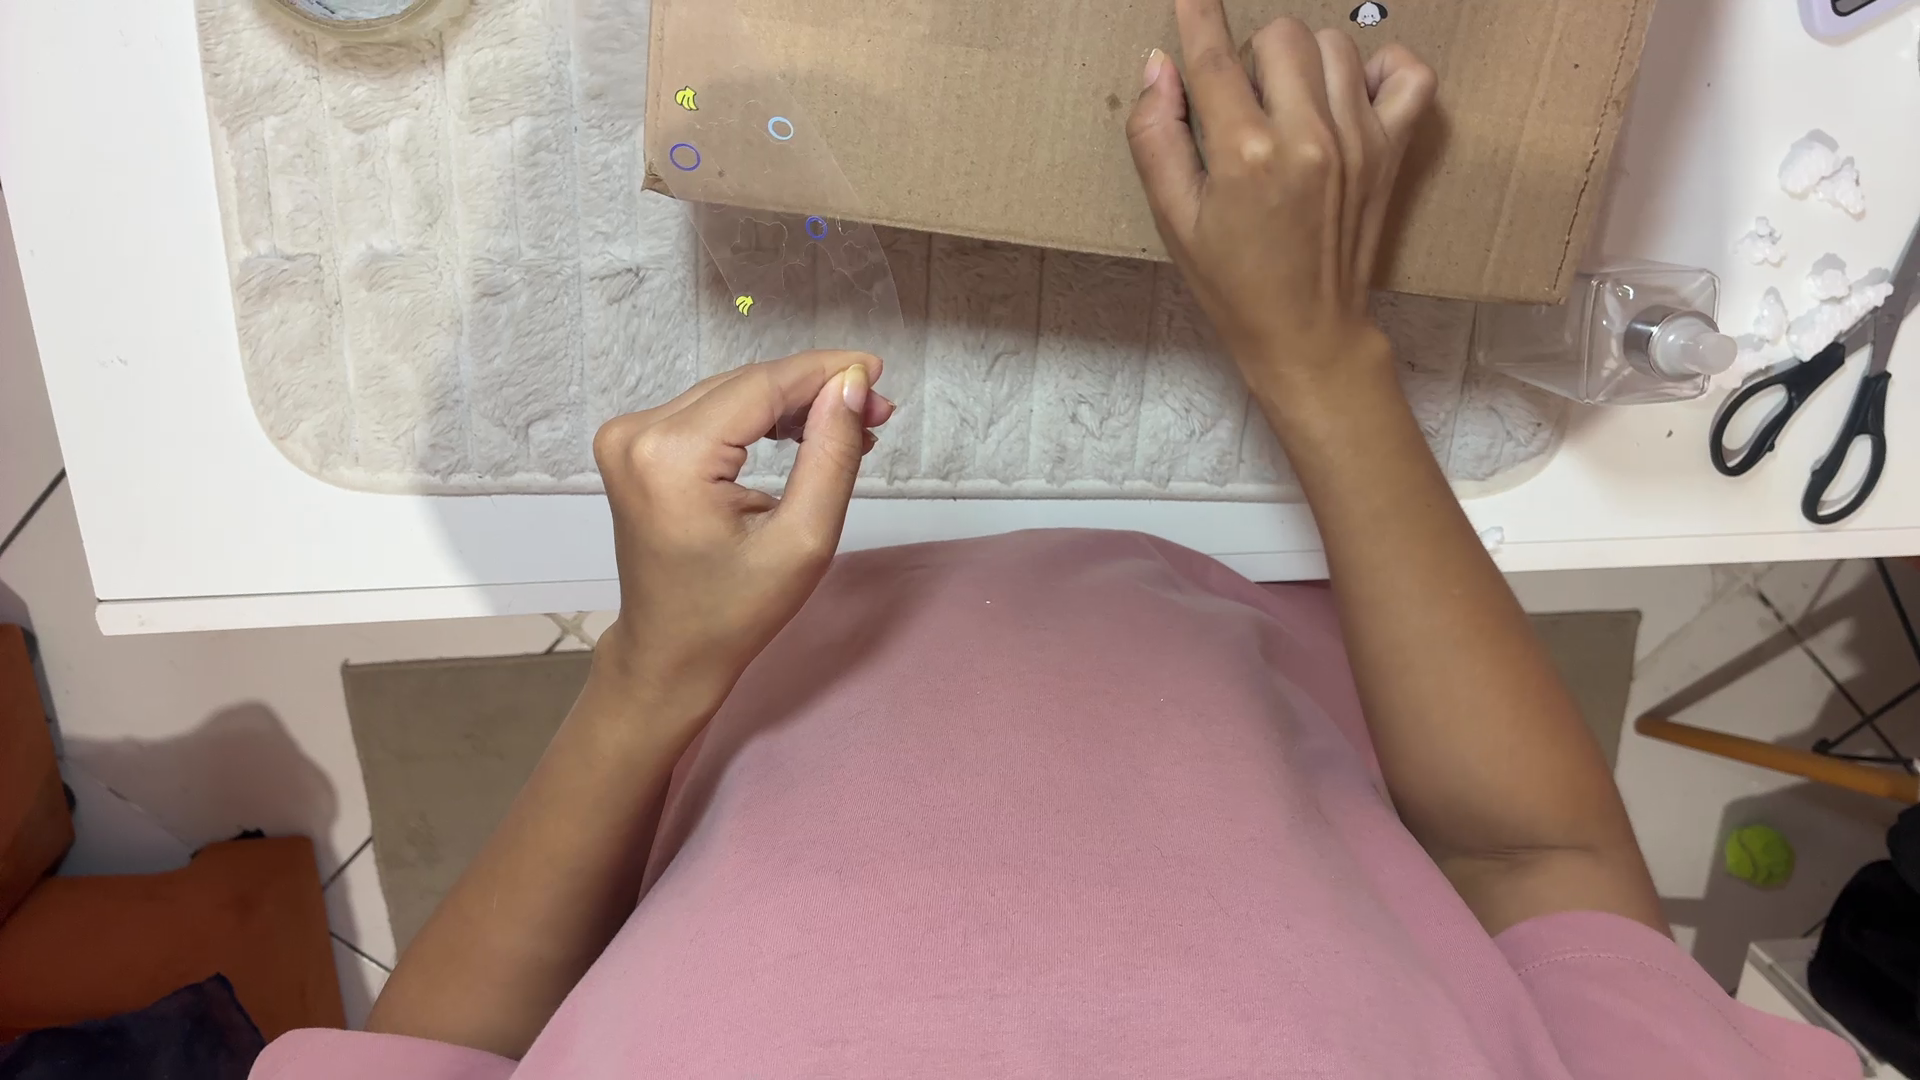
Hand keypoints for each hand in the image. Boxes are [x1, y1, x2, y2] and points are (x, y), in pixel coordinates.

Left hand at [589, 350, 894, 731]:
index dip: (824, 372)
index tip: (876, 370)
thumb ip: (832, 456)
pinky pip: (711, 412)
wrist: (671, 651)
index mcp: (672, 456)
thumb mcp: (804, 539)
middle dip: (816, 391)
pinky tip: (802, 431)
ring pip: (732, 395)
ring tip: (850, 425)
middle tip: (877, 410)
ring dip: (792, 404)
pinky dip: (760, 419)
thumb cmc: (738, 610)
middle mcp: (638, 433)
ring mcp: (628, 437)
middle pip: (747, 385)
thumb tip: (852, 386)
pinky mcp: (635, 446)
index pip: (762, 386)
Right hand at [1126, 0, 1434, 405]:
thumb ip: (1157, 142)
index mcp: (1244, 156)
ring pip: (1333, 44)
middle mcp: (1307, 134)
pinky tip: (1345, 99)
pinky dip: (1377, 69)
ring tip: (1285, 110)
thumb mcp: (1174, 224)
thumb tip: (1157, 68)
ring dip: (1301, 64)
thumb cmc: (1230, 285)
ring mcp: (1360, 137)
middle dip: (1251, 57)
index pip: (1216, 59)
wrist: (1304, 331)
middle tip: (1240, 105)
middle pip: (1279, 36)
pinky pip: (1405, 69)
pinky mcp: (1394, 147)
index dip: (1196, 19)